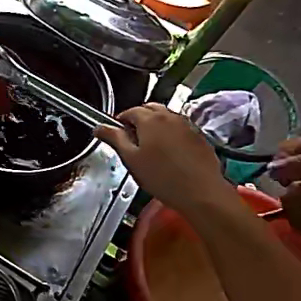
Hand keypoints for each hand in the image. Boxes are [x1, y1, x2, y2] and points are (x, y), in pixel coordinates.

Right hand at [94, 104, 236, 217]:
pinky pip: (179, 128)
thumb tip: (100, 128)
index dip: (119, 121)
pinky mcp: (199, 137)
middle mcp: (171, 117)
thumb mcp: (130, 158)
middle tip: (131, 139)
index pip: (130, 111)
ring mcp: (188, 126)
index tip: (116, 134)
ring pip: (166, 117)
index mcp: (151, 120)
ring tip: (149, 147)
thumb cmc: (162, 176)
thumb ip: (114, 138)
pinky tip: (167, 153)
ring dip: (155, 125)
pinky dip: (170, 134)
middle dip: (138, 119)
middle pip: (150, 109)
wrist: (200, 191)